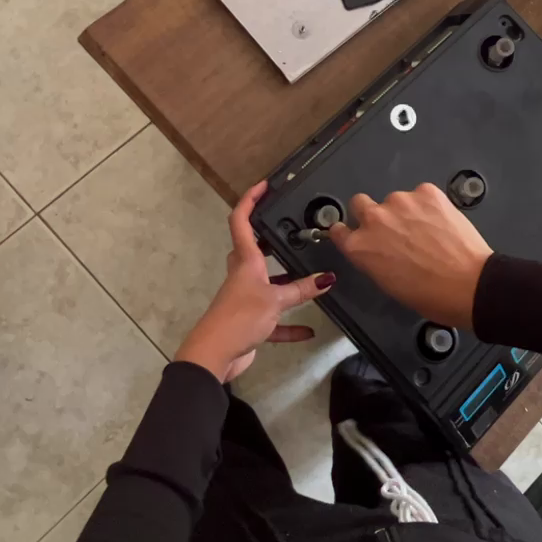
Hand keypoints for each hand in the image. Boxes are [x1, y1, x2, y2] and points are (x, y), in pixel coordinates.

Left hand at [175, 181, 335, 383]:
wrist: (214, 356)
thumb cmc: (240, 317)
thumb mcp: (275, 300)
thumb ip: (301, 289)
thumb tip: (327, 279)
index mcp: (245, 261)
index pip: (241, 221)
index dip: (250, 200)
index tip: (264, 186)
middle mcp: (243, 275)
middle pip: (254, 250)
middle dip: (270, 239)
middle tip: (291, 230)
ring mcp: (246, 299)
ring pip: (268, 284)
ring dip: (286, 283)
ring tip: (310, 278)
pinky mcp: (250, 323)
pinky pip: (274, 320)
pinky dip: (290, 325)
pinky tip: (308, 330)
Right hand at [329, 183, 490, 328]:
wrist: (468, 284)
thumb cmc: (430, 294)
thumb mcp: (388, 283)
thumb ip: (373, 258)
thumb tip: (378, 249)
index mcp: (359, 246)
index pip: (338, 229)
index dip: (348, 231)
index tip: (355, 233)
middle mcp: (374, 219)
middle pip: (360, 202)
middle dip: (371, 213)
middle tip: (392, 229)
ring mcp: (401, 201)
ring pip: (395, 199)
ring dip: (405, 211)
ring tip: (426, 231)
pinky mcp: (426, 192)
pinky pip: (421, 194)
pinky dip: (428, 205)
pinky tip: (440, 223)